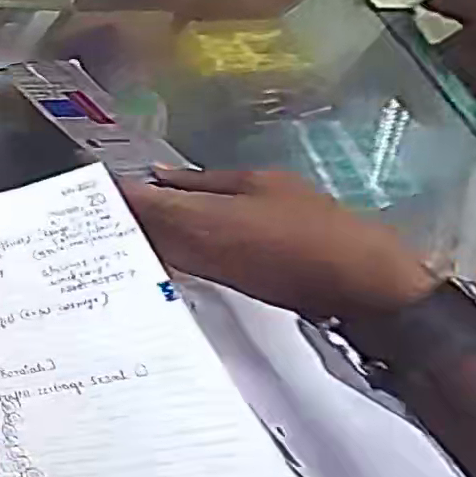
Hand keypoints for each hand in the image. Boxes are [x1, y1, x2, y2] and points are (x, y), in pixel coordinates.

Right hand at [121, 169, 435, 321]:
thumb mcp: (214, 225)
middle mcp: (259, 199)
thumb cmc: (289, 249)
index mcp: (244, 180)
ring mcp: (274, 230)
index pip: (175, 181)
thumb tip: (117, 190)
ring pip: (205, 230)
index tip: (104, 207)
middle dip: (153, 215)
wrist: (371, 296)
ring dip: (173, 238)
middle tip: (114, 234)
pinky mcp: (282, 261)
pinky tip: (186, 270)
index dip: (140, 191)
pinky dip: (197, 258)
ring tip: (139, 254)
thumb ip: (162, 207)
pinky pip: (222, 254)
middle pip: (190, 204)